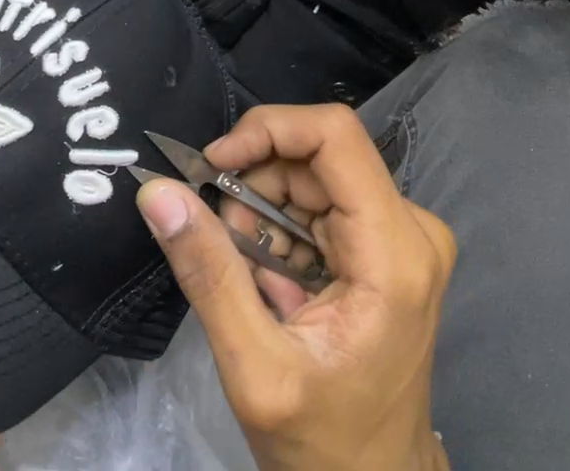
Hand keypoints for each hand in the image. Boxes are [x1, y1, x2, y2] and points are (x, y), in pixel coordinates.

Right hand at [135, 104, 456, 470]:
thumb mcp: (254, 365)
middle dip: (253, 186)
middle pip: (313, 157)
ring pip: (308, 178)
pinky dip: (276, 232)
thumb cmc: (324, 442)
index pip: (334, 135)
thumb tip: (158, 192)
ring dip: (259, 213)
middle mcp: (410, 229)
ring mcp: (400, 237)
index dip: (265, 130)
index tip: (211, 165)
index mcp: (394, 252)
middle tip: (219, 241)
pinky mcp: (383, 247)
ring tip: (247, 275)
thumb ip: (208, 272)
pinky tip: (269, 282)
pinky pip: (315, 206)